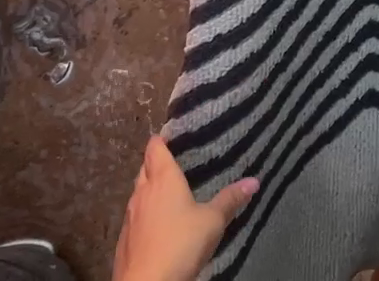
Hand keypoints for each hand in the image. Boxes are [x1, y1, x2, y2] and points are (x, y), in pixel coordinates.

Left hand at [113, 136, 258, 280]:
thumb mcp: (212, 221)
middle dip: (155, 163)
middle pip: (144, 168)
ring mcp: (130, 217)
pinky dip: (145, 213)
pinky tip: (157, 223)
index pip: (155, 148)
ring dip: (149, 189)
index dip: (161, 139)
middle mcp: (142, 193)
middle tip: (175, 161)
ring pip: (138, 193)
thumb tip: (254, 180)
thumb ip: (230, 199)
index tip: (171, 134)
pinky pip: (134, 217)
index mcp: (163, 180)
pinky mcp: (124, 240)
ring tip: (168, 191)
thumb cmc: (180, 244)